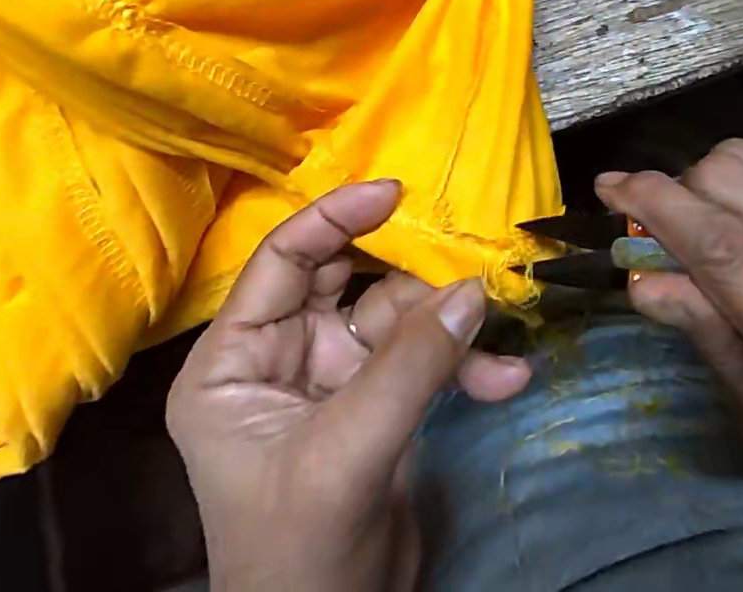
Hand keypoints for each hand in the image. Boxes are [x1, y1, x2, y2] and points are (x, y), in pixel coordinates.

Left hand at [166, 180, 532, 591]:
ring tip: (493, 324)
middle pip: (350, 277)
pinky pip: (426, 356)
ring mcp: (336, 372)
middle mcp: (284, 353)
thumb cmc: (299, 551)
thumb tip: (473, 288)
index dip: (335, 217)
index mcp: (237, 359)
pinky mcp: (380, 395)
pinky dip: (465, 364)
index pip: (283, 260)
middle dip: (409, 269)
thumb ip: (411, 366)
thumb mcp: (348, 452)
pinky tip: (505, 379)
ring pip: (399, 315)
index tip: (394, 191)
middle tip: (461, 249)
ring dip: (450, 323)